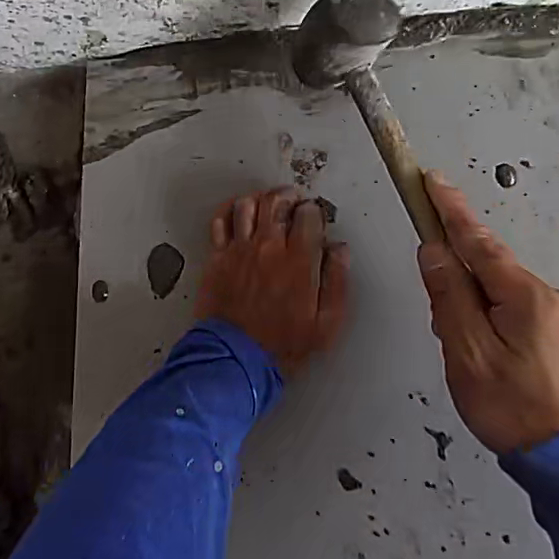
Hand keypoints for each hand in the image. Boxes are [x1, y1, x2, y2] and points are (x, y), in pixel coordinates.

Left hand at [196, 187, 349, 374]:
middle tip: (294, 202)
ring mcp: (240, 250)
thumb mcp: (326, 324)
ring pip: (248, 204)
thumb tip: (340, 252)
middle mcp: (268, 248)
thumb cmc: (280, 346)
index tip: (315, 218)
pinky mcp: (218, 257)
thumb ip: (337, 282)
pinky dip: (229, 209)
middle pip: (277, 201)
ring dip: (261, 198)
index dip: (314, 211)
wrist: (235, 361)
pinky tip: (238, 210)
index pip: (309, 215)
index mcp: (298, 261)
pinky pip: (220, 220)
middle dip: (289, 196)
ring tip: (268, 204)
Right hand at [416, 170, 558, 452]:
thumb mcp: (468, 354)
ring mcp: (558, 314)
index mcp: (524, 295)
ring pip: (497, 293)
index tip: (431, 179)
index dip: (449, 208)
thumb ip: (449, 297)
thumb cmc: (517, 411)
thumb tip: (433, 251)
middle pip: (486, 268)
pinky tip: (489, 359)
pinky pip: (514, 311)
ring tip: (471, 360)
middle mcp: (546, 295)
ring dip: (473, 312)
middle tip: (448, 329)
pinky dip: (491, 323)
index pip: (476, 239)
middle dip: (457, 285)